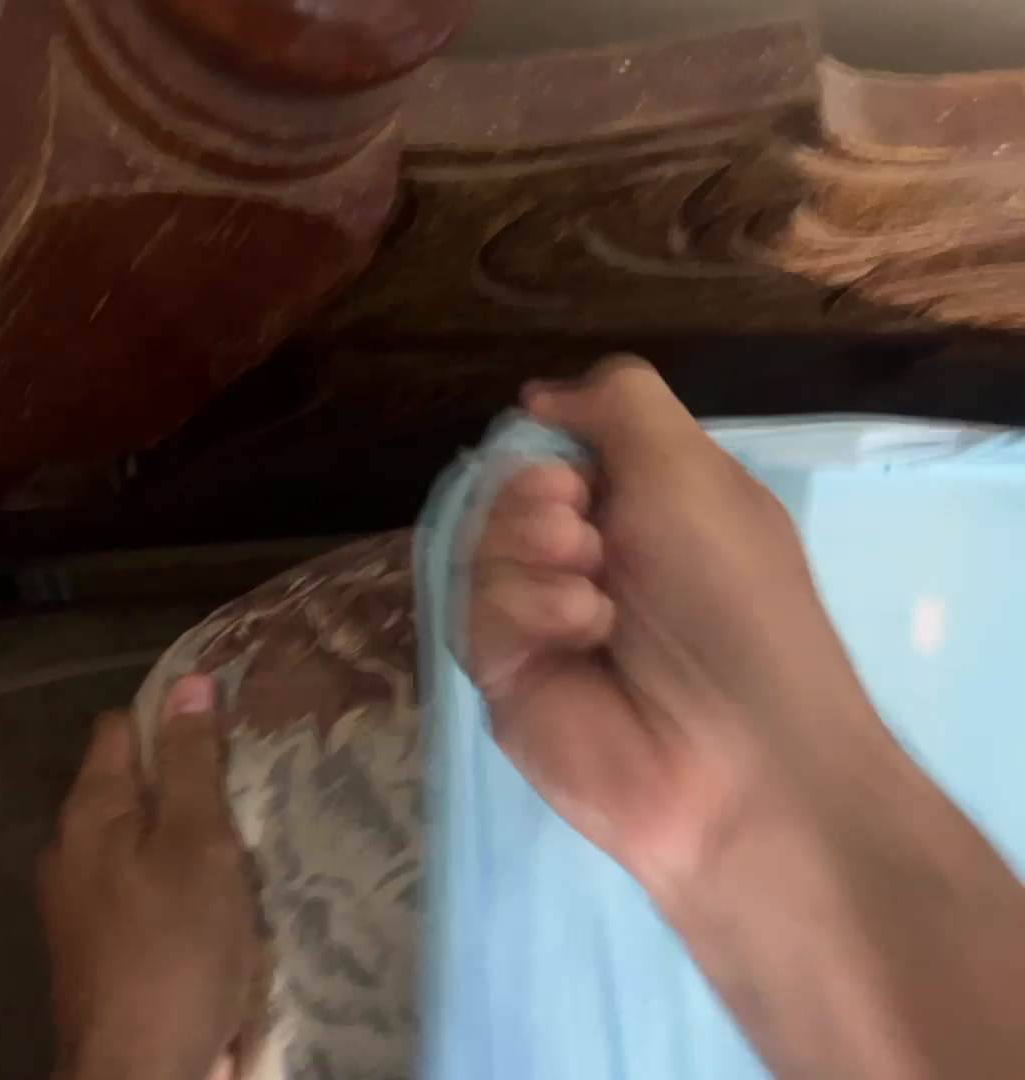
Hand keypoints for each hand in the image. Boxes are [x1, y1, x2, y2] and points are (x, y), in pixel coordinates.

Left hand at [38, 675, 258, 1079]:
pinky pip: (124, 882)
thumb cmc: (173, 949)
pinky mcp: (85, 941)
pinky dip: (158, 878)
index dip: (167, 717)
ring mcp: (70, 896)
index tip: (218, 731)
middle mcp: (66, 842)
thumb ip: (190, 764)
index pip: (120, 725)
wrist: (134, 1075)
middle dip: (173, 779)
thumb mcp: (197, 844)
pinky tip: (195, 904)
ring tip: (223, 846)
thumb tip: (188, 681)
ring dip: (168, 833)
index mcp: (88, 807)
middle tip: (234, 793)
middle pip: (121, 780)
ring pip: (125, 835)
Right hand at [460, 356, 905, 900]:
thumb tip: (536, 395)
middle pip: (493, 505)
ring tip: (590, 601)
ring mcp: (527, 619)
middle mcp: (569, 562)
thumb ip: (621, 409)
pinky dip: (525, 616)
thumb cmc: (729, 604)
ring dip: (532, 563)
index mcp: (623, 516)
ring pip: (473, 555)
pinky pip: (470, 615)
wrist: (734, 753)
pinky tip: (575, 639)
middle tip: (583, 535)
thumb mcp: (692, 479)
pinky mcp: (496, 669)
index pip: (537, 464)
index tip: (574, 479)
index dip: (541, 461)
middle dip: (532, 511)